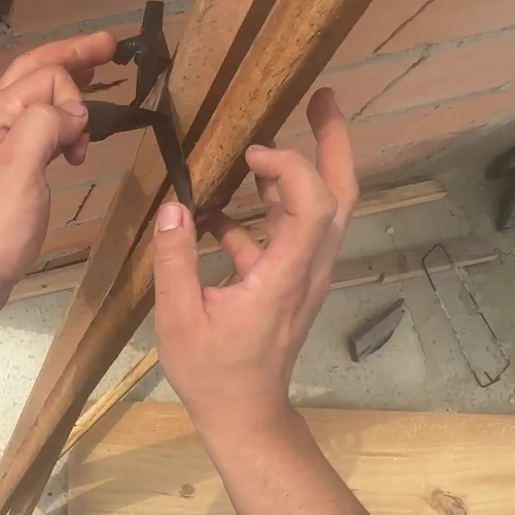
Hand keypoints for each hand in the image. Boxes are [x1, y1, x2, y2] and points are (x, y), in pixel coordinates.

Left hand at [0, 31, 117, 319]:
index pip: (44, 75)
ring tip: (98, 93)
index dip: (73, 93)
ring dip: (69, 94)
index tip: (84, 136)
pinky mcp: (7, 176)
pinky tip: (73, 142)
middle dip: (73, 57)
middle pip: (36, 75)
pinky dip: (61, 128)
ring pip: (38, 104)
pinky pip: (38, 135)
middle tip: (112, 47)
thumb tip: (73, 113)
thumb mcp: (18, 170)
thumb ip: (45, 126)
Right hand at [152, 89, 357, 442]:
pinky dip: (268, 214)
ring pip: (322, 212)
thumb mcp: (180, 319)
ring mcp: (305, 278)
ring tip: (263, 147)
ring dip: (300, 174)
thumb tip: (173, 207)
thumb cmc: (213, 374)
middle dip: (334, 143)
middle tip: (321, 99)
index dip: (290, 165)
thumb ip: (175, 260)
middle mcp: (309, 270)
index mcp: (286, 276)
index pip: (314, 202)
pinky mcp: (292, 287)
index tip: (251, 153)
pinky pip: (291, 236)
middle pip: (341, 195)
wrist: (245, 415)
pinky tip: (220, 214)